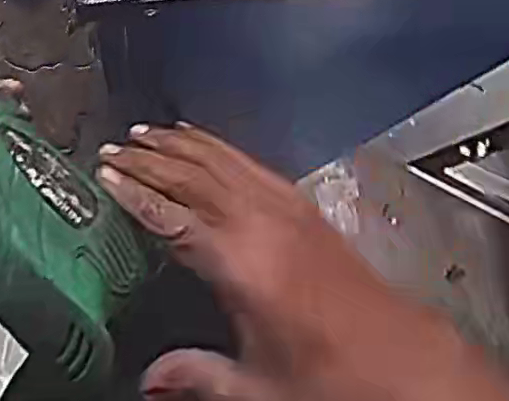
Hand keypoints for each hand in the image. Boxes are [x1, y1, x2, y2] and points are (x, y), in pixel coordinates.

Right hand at [99, 124, 508, 400]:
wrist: (402, 359)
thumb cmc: (333, 376)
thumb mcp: (258, 387)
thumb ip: (197, 375)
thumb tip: (151, 378)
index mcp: (242, 262)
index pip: (172, 213)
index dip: (134, 190)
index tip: (106, 173)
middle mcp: (258, 220)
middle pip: (190, 173)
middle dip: (148, 158)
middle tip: (114, 147)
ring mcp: (280, 203)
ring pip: (215, 158)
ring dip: (176, 143)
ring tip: (143, 133)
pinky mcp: (296, 200)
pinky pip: (243, 159)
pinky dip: (212, 144)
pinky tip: (197, 139)